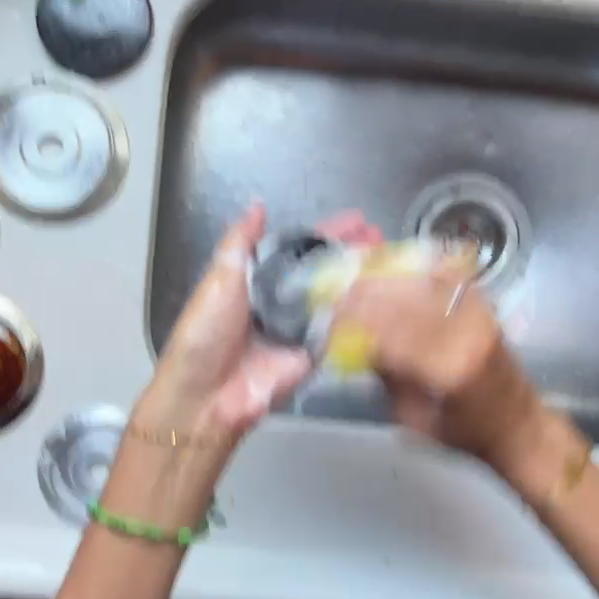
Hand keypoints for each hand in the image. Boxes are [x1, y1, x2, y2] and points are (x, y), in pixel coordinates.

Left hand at [137, 204, 380, 441]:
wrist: (208, 392)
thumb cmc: (207, 332)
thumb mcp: (220, 277)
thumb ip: (241, 242)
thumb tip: (257, 206)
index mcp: (259, 281)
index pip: (299, 250)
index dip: (327, 234)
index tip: (357, 219)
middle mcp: (283, 301)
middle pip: (325, 271)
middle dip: (353, 253)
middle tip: (381, 236)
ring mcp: (301, 328)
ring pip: (338, 297)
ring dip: (364, 277)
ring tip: (391, 257)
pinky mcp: (314, 353)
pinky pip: (340, 330)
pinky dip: (361, 312)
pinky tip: (386, 294)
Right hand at [329, 261, 560, 477]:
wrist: (519, 425)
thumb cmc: (465, 433)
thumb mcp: (413, 419)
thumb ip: (388, 378)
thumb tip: (356, 345)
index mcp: (449, 369)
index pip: (389, 333)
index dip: (353, 323)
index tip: (329, 322)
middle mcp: (466, 332)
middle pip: (404, 298)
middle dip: (364, 295)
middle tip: (336, 298)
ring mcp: (479, 313)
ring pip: (423, 281)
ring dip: (387, 278)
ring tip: (359, 283)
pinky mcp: (484, 304)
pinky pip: (447, 274)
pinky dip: (418, 269)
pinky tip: (396, 272)